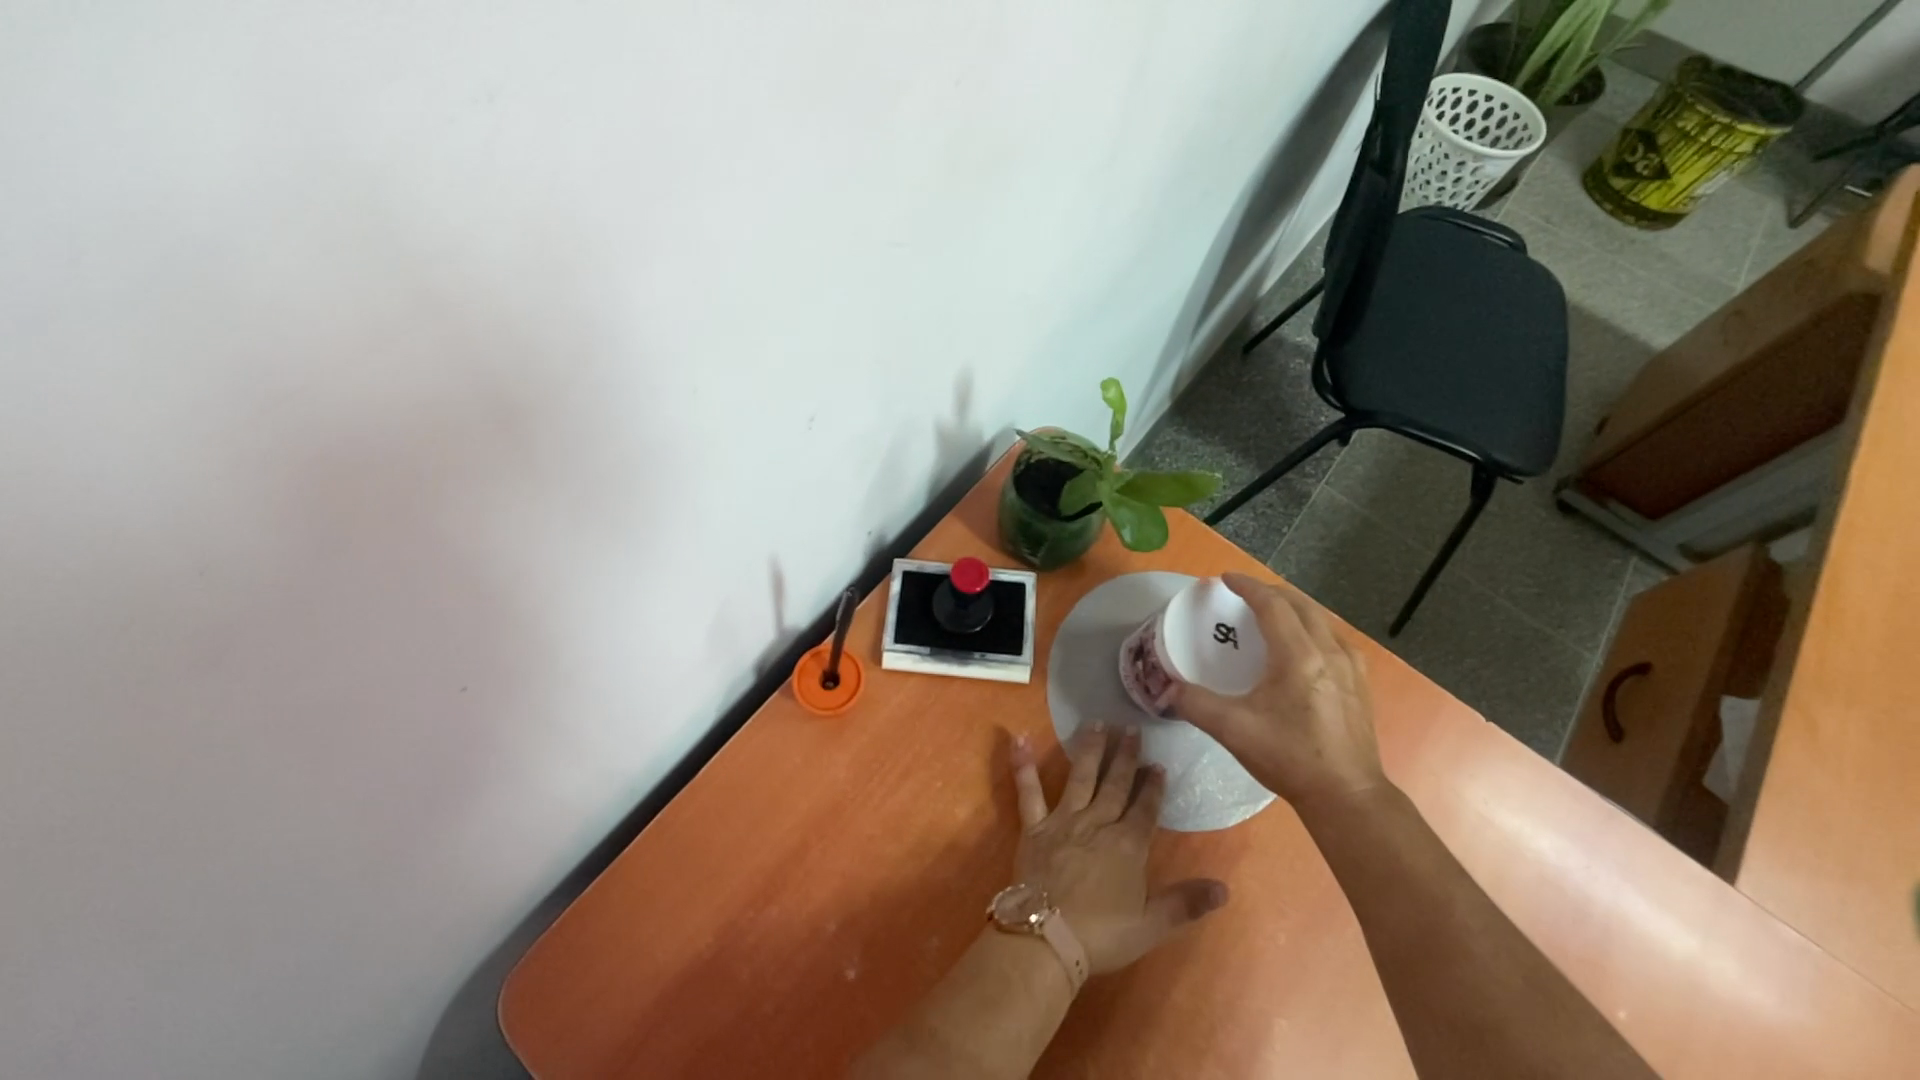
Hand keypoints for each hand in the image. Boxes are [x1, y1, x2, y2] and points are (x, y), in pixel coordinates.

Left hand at [1008, 726, 1227, 974]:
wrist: (1046, 937)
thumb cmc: (1101, 935)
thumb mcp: (1151, 925)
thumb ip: (1185, 903)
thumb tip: (1224, 889)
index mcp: (1128, 847)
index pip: (1146, 810)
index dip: (1154, 787)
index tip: (1159, 764)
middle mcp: (1098, 825)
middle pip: (1116, 785)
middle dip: (1126, 757)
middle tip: (1132, 728)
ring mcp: (1064, 822)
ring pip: (1080, 778)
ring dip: (1089, 749)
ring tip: (1096, 722)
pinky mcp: (1034, 828)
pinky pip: (1028, 792)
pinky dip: (1023, 765)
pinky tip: (1020, 739)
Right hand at [1165, 573, 1387, 813]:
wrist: (1347, 795)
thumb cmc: (1290, 757)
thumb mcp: (1233, 730)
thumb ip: (1195, 704)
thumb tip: (1165, 690)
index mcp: (1298, 656)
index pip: (1272, 605)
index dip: (1248, 587)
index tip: (1226, 579)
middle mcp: (1329, 652)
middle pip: (1302, 605)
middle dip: (1272, 592)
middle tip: (1246, 595)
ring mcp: (1351, 667)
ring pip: (1323, 620)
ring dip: (1295, 609)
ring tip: (1273, 616)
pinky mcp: (1360, 684)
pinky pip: (1335, 639)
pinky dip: (1314, 629)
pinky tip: (1305, 649)